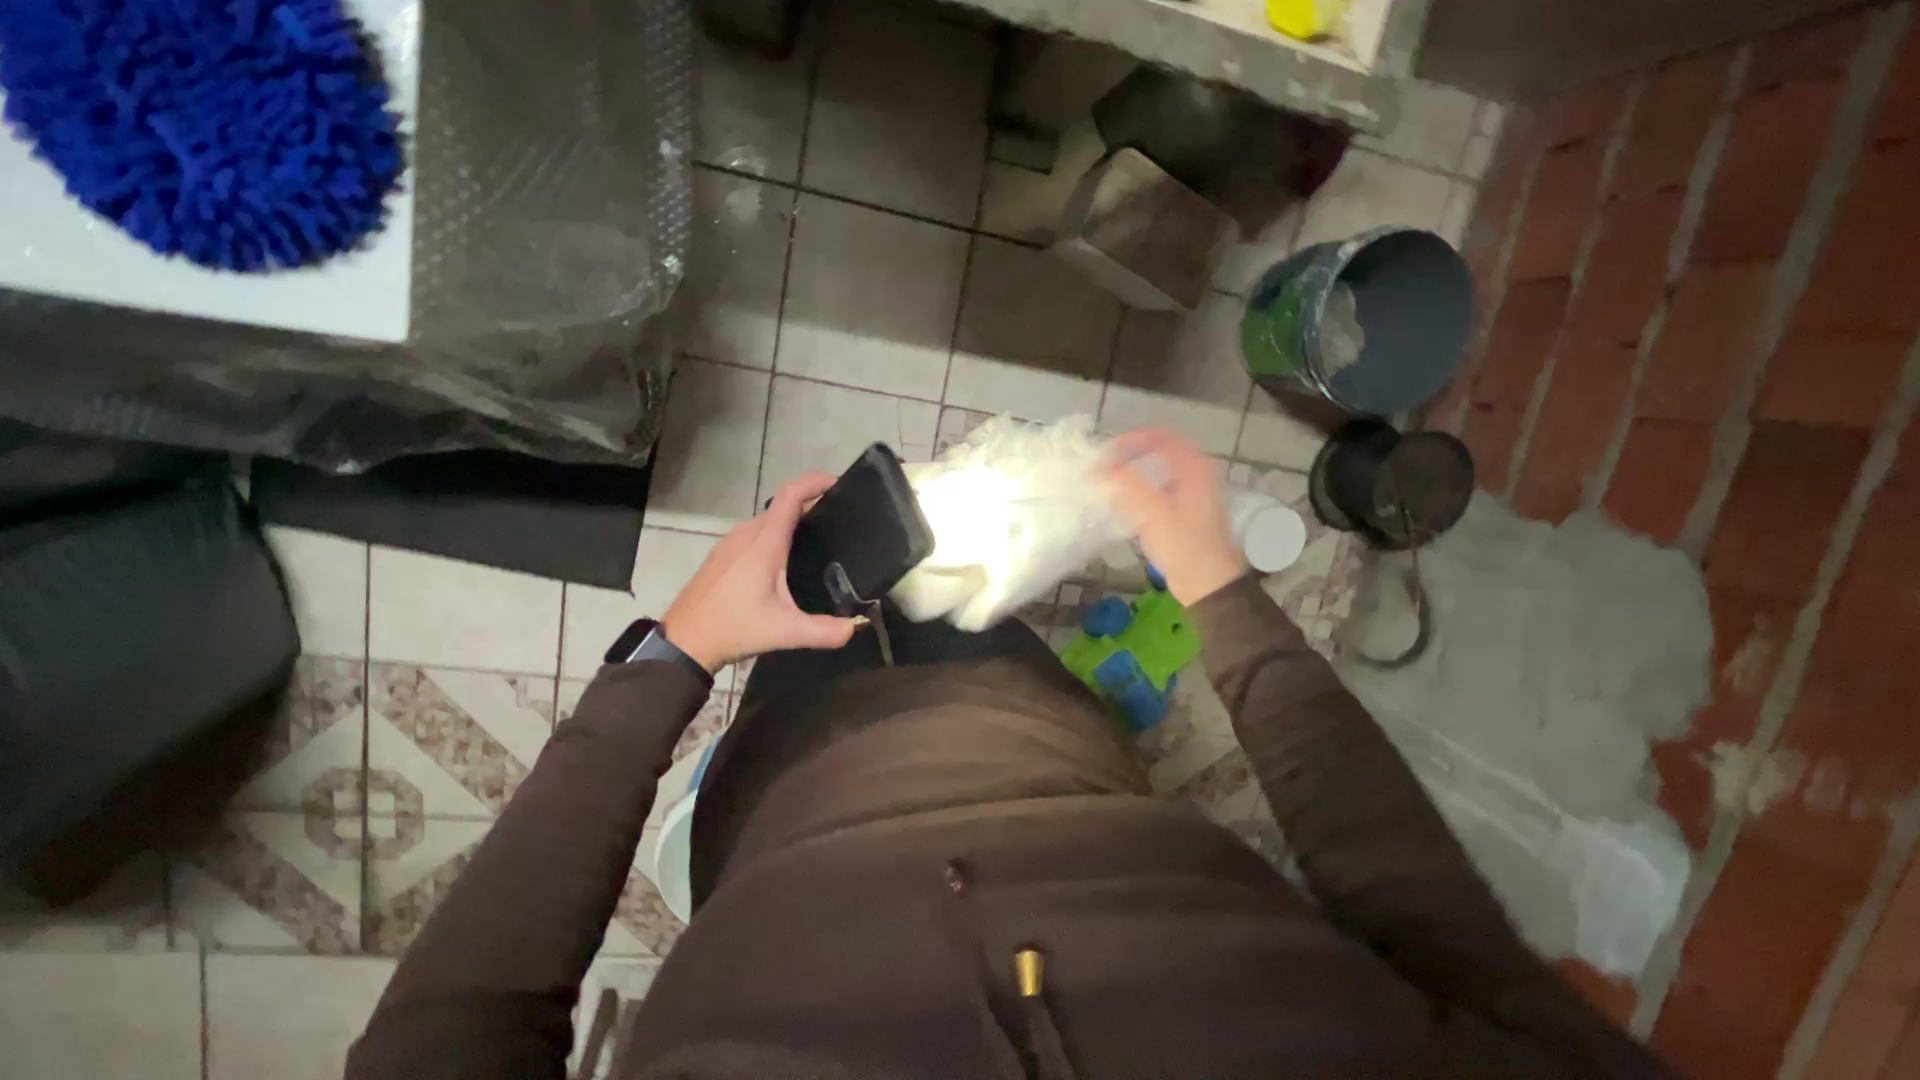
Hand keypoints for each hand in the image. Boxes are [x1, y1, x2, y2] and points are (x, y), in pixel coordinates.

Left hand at [660, 474, 860, 670]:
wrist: (682, 643)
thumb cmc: (732, 628)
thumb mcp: (784, 632)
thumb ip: (823, 631)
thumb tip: (854, 627)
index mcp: (763, 544)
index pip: (790, 496)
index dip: (814, 483)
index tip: (837, 483)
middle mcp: (746, 535)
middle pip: (781, 508)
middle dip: (809, 506)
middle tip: (837, 523)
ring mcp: (729, 544)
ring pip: (766, 523)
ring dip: (790, 524)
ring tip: (816, 543)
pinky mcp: (721, 557)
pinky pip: (753, 536)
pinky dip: (773, 538)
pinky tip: (784, 565)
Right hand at [1104, 428, 1247, 605]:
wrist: (1207, 584)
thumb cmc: (1184, 546)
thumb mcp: (1152, 514)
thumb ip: (1125, 486)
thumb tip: (1097, 467)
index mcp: (1195, 468)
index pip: (1162, 437)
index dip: (1134, 439)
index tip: (1107, 451)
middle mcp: (1197, 474)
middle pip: (1161, 451)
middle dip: (1131, 454)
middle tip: (1105, 464)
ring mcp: (1193, 493)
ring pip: (1160, 471)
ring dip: (1135, 472)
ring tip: (1109, 481)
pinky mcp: (1186, 512)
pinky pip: (1160, 489)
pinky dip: (1141, 489)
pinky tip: (1123, 502)